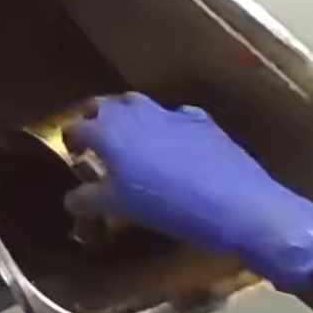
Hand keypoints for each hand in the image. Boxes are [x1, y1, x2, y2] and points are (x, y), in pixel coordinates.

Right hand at [66, 93, 312, 291]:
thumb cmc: (167, 205)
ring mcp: (168, 114)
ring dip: (129, 117)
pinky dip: (169, 127)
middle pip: (102, 106)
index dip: (70, 141)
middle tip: (99, 142)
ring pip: (137, 105)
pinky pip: (176, 117)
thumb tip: (70, 201)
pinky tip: (177, 146)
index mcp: (106, 130)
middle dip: (95, 119)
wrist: (242, 207)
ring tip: (134, 140)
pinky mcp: (201, 122)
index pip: (74, 127)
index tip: (75, 156)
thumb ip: (87, 199)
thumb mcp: (119, 207)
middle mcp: (131, 112)